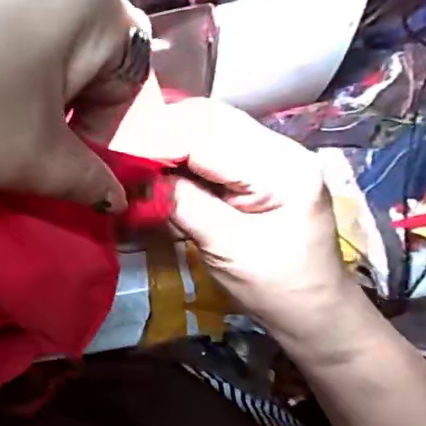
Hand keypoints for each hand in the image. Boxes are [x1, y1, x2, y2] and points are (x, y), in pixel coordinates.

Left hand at [0, 0, 147, 263]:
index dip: (93, 132)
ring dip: (15, 77)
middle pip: (79, 44)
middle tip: (4, 135)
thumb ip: (86, 179)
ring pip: (30, 26)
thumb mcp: (29, 159)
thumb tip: (116, 198)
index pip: (125, 74)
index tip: (49, 161)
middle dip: (54, 100)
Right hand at [121, 98, 359, 342]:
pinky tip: (152, 158)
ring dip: (164, 133)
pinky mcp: (255, 162)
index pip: (206, 136)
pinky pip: (210, 139)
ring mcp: (269, 152)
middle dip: (156, 128)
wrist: (313, 308)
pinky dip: (176, 144)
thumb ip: (182, 204)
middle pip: (207, 117)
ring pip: (207, 122)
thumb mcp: (224, 247)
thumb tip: (135, 176)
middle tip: (112, 146)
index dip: (154, 139)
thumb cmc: (274, 286)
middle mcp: (279, 147)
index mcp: (281, 168)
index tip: (112, 150)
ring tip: (127, 151)